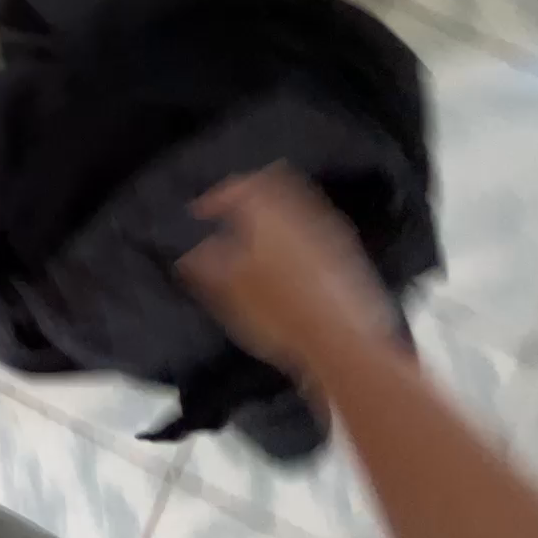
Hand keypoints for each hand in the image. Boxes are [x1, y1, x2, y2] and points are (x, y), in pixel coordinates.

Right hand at [179, 165, 399, 375]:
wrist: (347, 351)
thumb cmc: (274, 311)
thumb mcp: (221, 286)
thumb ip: (200, 259)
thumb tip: (188, 248)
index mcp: (268, 217)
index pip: (239, 186)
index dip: (215, 197)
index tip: (200, 216)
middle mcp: (303, 219)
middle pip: (277, 188)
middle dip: (251, 197)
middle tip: (230, 213)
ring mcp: (332, 240)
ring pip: (299, 210)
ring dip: (274, 216)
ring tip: (253, 237)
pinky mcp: (350, 263)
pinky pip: (316, 233)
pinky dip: (296, 237)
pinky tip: (285, 261)